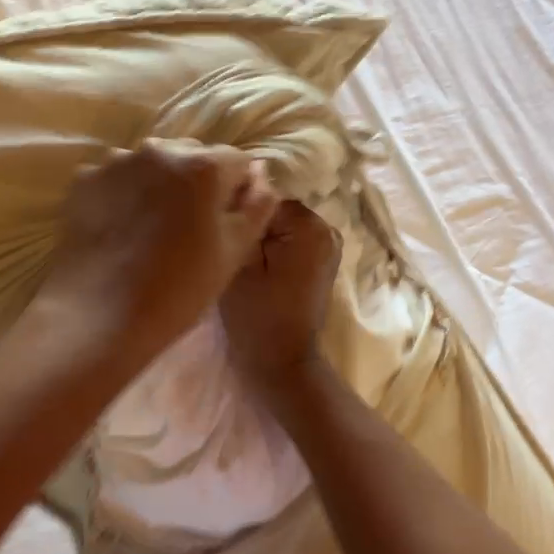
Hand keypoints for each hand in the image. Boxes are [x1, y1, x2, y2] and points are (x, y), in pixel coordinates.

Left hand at [38, 139, 278, 363]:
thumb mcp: (234, 251)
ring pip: (153, 163)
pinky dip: (126, 192)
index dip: (238, 189)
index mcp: (204, 166)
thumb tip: (259, 176)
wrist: (100, 314)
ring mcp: (117, 161)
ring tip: (154, 227)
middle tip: (192, 225)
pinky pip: (118, 176)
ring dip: (160, 184)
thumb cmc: (179, 288)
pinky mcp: (85, 179)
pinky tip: (123, 228)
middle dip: (198, 181)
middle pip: (192, 156)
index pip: (236, 161)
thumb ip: (257, 206)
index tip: (228, 221)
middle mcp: (160, 150)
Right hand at [218, 200, 341, 388]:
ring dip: (261, 240)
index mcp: (310, 225)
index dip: (239, 215)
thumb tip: (240, 191)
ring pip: (281, 227)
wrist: (282, 362)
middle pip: (275, 211)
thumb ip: (242, 222)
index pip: (263, 198)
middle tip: (230, 252)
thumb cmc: (257, 316)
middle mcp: (327, 230)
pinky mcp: (321, 264)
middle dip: (252, 226)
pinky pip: (291, 243)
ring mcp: (328, 248)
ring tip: (241, 263)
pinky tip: (256, 270)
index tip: (224, 238)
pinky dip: (273, 251)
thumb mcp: (239, 263)